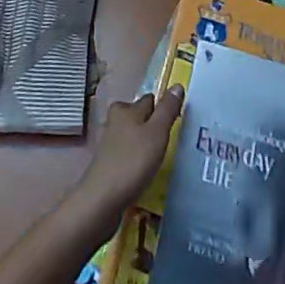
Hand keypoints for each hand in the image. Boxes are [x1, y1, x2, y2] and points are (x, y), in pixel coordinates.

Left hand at [74, 87, 183, 215]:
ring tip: (167, 156)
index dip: (164, 108)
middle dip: (156, 125)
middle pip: (141, 117)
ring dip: (149, 143)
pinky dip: (142, 158)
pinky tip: (151, 169)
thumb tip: (177, 85)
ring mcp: (112, 143)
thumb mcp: (156, 133)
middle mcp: (116, 121)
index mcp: (124, 109)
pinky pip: (132, 153)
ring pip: (136, 135)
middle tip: (177, 140)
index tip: (180, 120)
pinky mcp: (111, 162)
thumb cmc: (133, 161)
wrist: (104, 198)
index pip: (150, 100)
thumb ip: (167, 110)